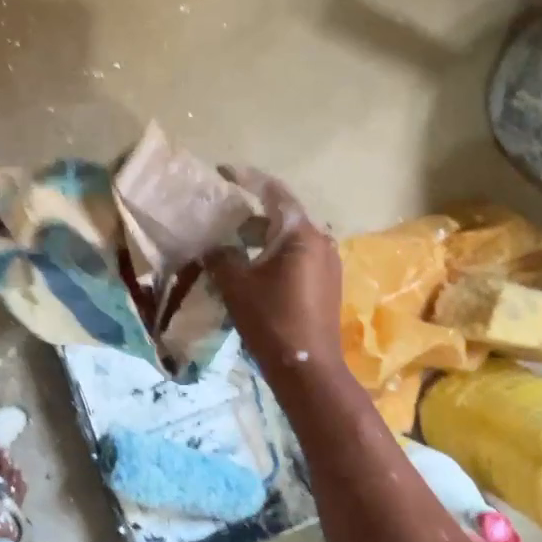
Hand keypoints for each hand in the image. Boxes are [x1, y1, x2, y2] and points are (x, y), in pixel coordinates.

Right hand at [203, 167, 344, 369]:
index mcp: (301, 234)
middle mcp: (321, 241)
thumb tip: (214, 247)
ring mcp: (328, 263)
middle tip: (222, 211)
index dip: (247, 179)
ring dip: (262, 234)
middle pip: (283, 214)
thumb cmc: (271, 319)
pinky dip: (274, 252)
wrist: (307, 368)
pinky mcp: (327, 283)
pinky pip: (297, 255)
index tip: (223, 173)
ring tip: (232, 239)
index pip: (274, 193)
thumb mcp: (236, 284)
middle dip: (252, 210)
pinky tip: (252, 265)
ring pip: (290, 237)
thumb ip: (221, 256)